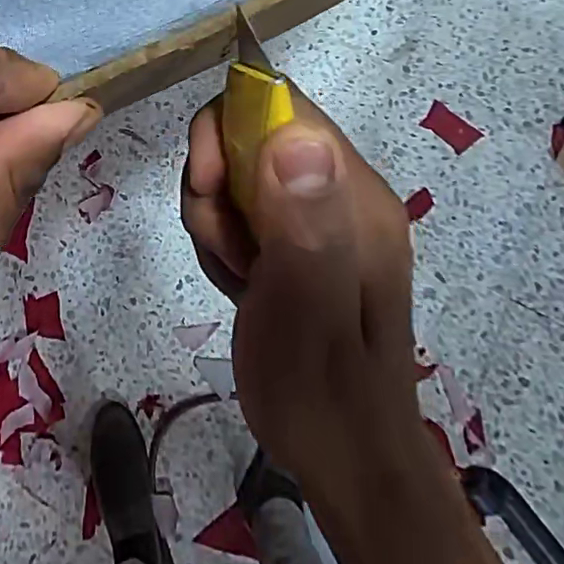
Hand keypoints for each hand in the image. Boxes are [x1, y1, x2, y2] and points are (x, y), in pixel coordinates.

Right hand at [182, 94, 514, 563]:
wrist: (344, 455)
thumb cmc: (322, 393)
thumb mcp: (309, 311)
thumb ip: (307, 223)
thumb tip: (293, 135)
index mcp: (355, 194)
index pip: (286, 108)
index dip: (232, 128)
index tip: (208, 186)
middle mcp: (341, 190)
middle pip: (255, 136)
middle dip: (217, 183)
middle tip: (226, 250)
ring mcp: (320, 213)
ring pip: (241, 172)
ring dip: (216, 217)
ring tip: (238, 276)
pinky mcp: (299, 236)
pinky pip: (242, 207)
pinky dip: (224, 238)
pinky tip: (241, 283)